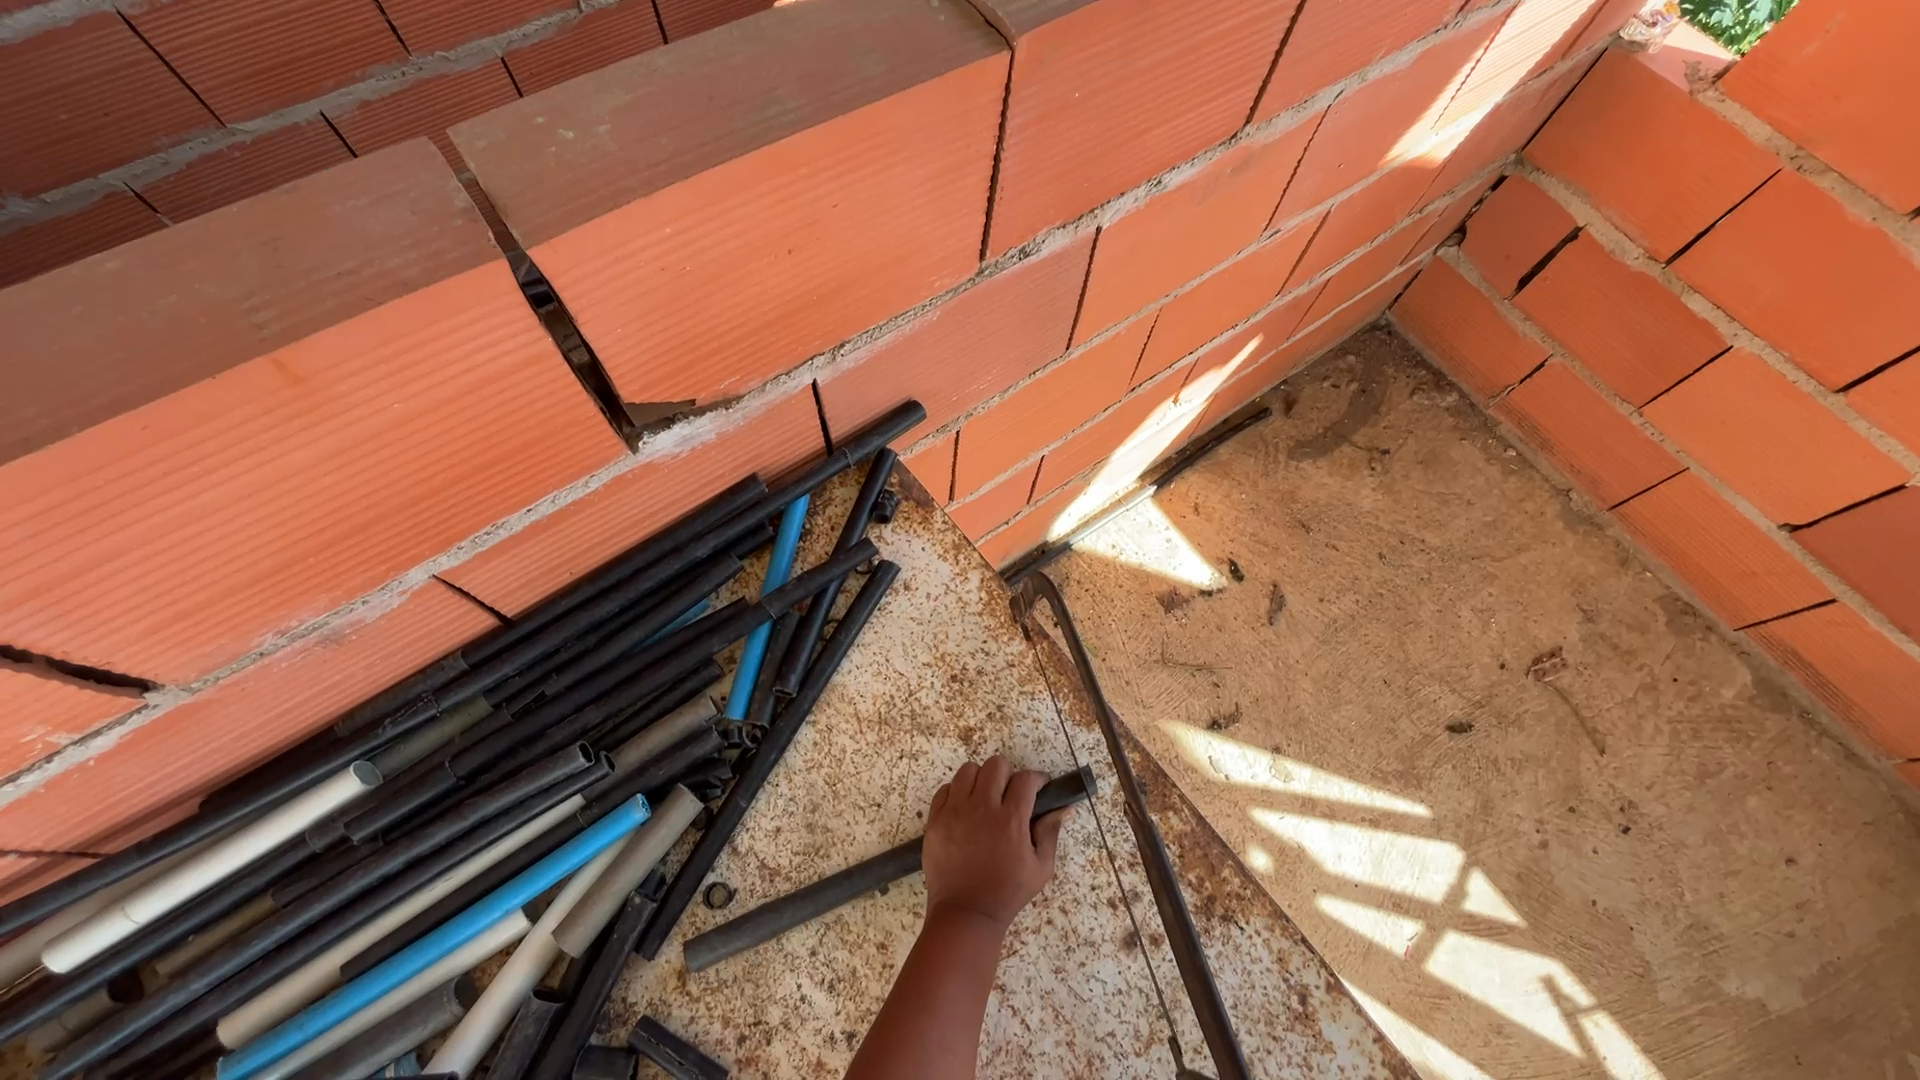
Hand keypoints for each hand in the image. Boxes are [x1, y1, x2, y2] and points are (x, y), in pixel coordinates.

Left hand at [921, 756, 1071, 931]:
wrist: (965, 913)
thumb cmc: (1007, 893)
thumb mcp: (1040, 868)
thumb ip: (1051, 833)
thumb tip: (1064, 808)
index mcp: (1010, 820)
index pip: (1025, 779)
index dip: (1037, 779)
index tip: (1039, 786)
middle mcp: (982, 808)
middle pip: (995, 765)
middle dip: (1008, 774)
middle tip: (1009, 793)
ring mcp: (955, 812)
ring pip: (968, 771)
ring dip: (980, 779)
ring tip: (985, 797)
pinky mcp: (935, 819)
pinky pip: (945, 789)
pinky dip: (957, 793)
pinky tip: (964, 809)